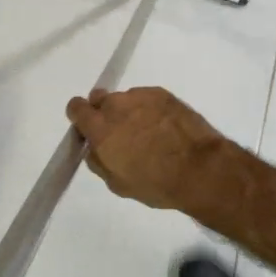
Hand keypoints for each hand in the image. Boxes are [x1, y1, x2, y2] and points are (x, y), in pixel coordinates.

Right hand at [65, 86, 231, 211]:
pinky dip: (150, 109)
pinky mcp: (162, 93)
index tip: (88, 128)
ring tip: (150, 132)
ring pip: (125, 99)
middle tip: (121, 133)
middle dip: (105, 113)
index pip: (75, 107)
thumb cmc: (155, 182)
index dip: (80, 116)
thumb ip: (98, 160)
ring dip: (130, 111)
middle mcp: (116, 105)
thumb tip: (93, 148)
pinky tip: (165, 127)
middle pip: (99, 99)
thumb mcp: (117, 183)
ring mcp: (140, 96)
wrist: (200, 168)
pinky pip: (147, 98)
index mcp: (99, 128)